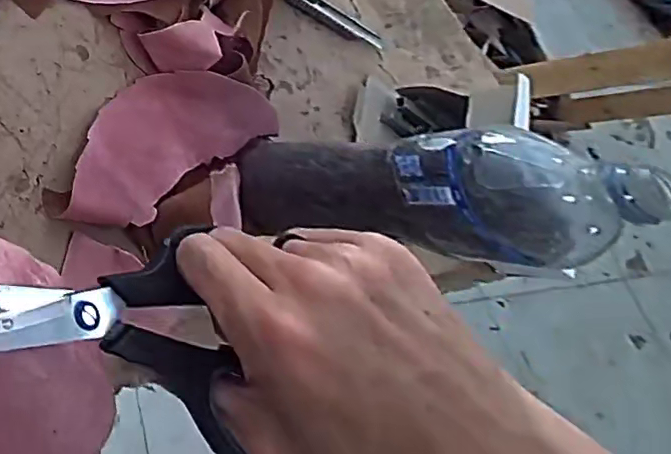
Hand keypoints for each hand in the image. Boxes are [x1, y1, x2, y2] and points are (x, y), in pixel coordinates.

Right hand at [177, 229, 607, 453]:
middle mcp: (307, 275)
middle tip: (253, 310)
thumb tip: (195, 353)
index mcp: (274, 326)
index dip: (191, 268)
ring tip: (315, 314)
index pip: (201, 251)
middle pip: (235, 238)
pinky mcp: (384, 245)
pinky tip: (351, 305)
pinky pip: (327, 240)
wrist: (479, 448)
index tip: (198, 288)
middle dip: (233, 270)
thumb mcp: (279, 445)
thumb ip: (222, 392)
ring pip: (282, 240)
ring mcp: (351, 254)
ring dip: (282, 270)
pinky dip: (324, 265)